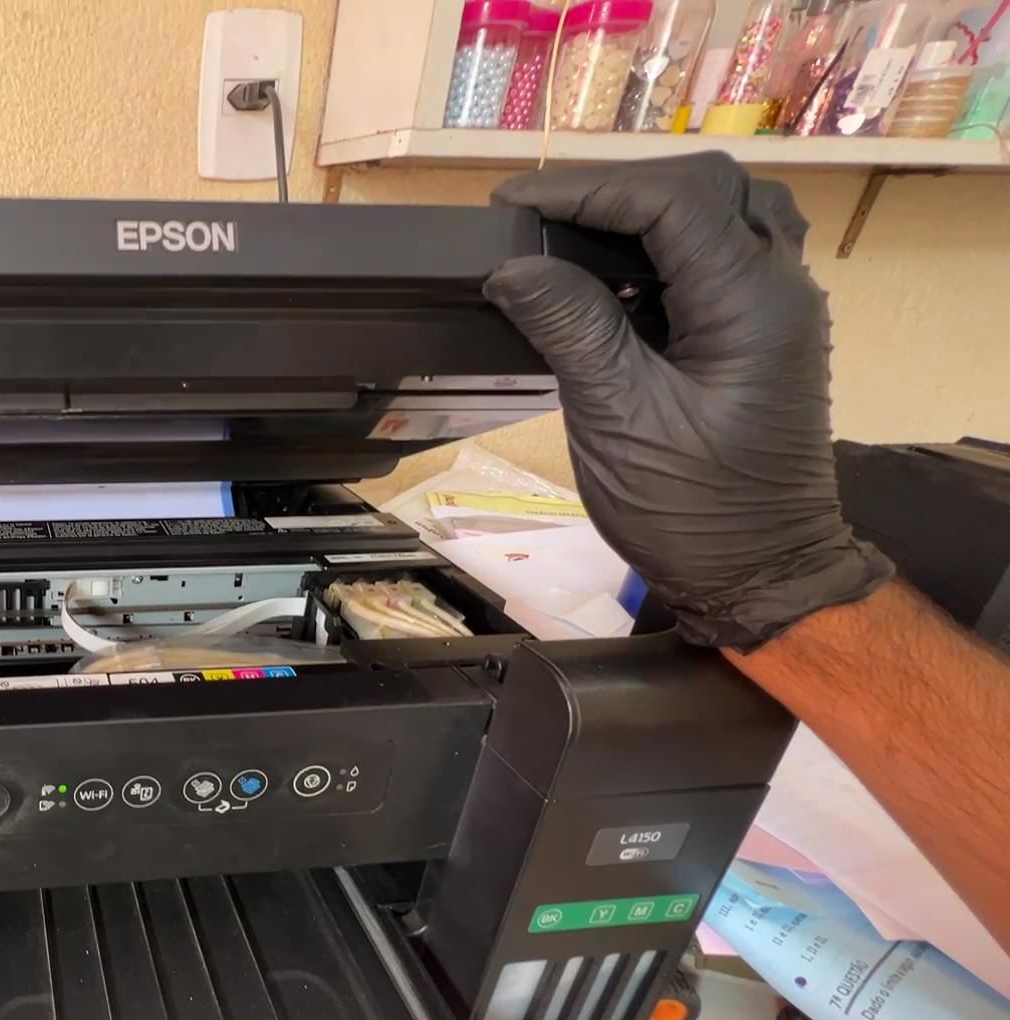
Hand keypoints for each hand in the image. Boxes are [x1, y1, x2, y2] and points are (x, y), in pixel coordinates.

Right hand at [483, 152, 892, 649]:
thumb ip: (570, 330)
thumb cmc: (685, 502)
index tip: (508, 207)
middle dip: (614, 189)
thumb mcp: (616, 416)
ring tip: (562, 234)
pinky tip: (599, 277)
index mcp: (751, 303)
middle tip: (533, 215)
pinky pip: (710, 261)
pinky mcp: (751, 336)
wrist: (752, 565)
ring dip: (639, 211)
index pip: (674, 203)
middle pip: (708, 190)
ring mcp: (770, 311)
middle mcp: (776, 288)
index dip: (585, 192)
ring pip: (719, 217)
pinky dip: (651, 250)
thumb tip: (511, 270)